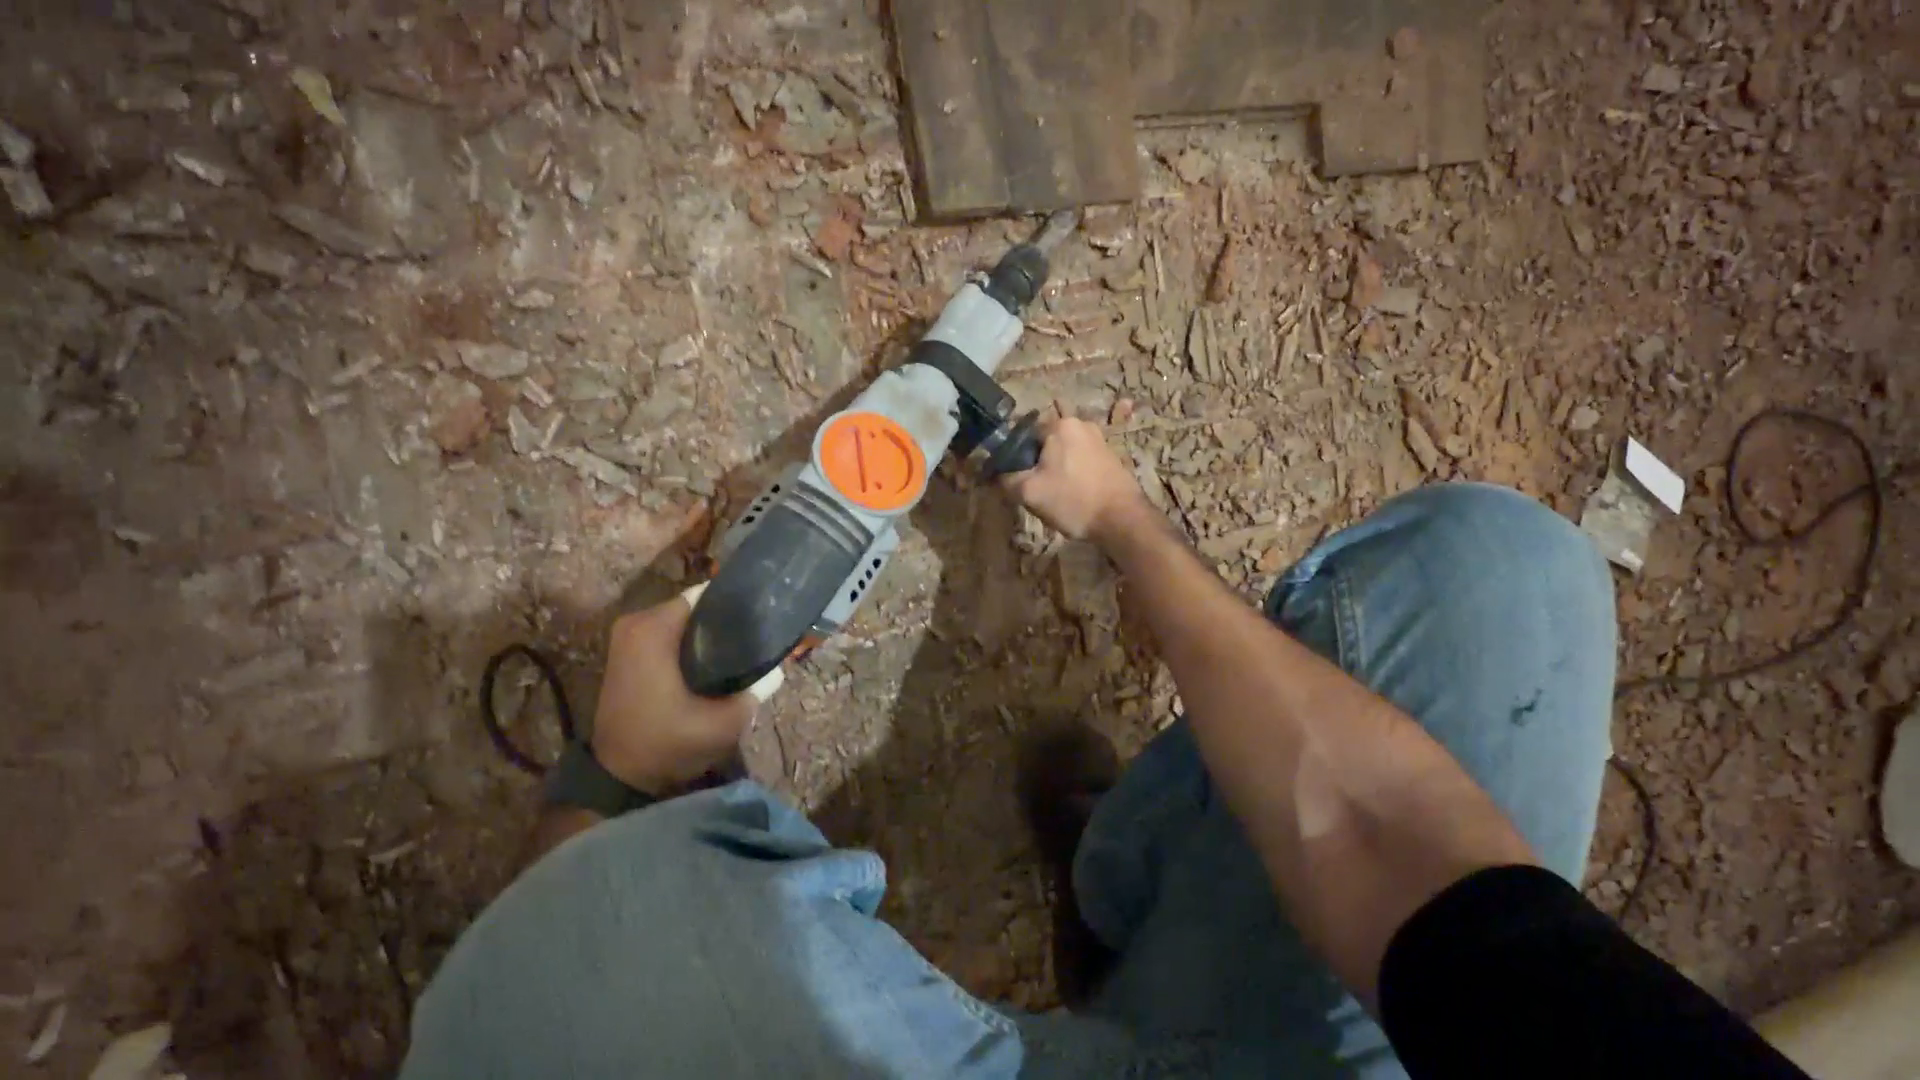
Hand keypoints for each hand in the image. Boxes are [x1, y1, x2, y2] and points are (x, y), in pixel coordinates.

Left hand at [591, 597, 755, 795]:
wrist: (618, 776)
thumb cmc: (666, 744)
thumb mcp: (722, 723)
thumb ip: (756, 690)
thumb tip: (777, 667)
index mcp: (653, 628)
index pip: (707, 594)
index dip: (738, 604)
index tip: (764, 620)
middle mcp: (636, 622)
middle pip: (695, 607)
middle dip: (725, 621)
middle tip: (758, 641)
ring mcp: (627, 637)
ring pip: (683, 621)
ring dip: (708, 634)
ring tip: (741, 652)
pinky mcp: (626, 653)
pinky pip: (668, 635)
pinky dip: (690, 645)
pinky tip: (714, 664)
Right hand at [1000, 416, 1149, 543]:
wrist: (1122, 519)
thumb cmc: (1073, 500)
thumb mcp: (1029, 492)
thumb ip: (1006, 479)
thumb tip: (997, 474)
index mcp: (1060, 425)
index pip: (1024, 432)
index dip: (1015, 455)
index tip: (1016, 477)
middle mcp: (1081, 424)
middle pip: (1045, 442)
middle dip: (1036, 463)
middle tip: (1034, 489)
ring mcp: (1099, 439)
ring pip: (1063, 452)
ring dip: (1055, 470)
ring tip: (1054, 495)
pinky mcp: (1110, 456)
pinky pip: (1080, 460)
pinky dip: (1072, 474)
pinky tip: (1073, 495)